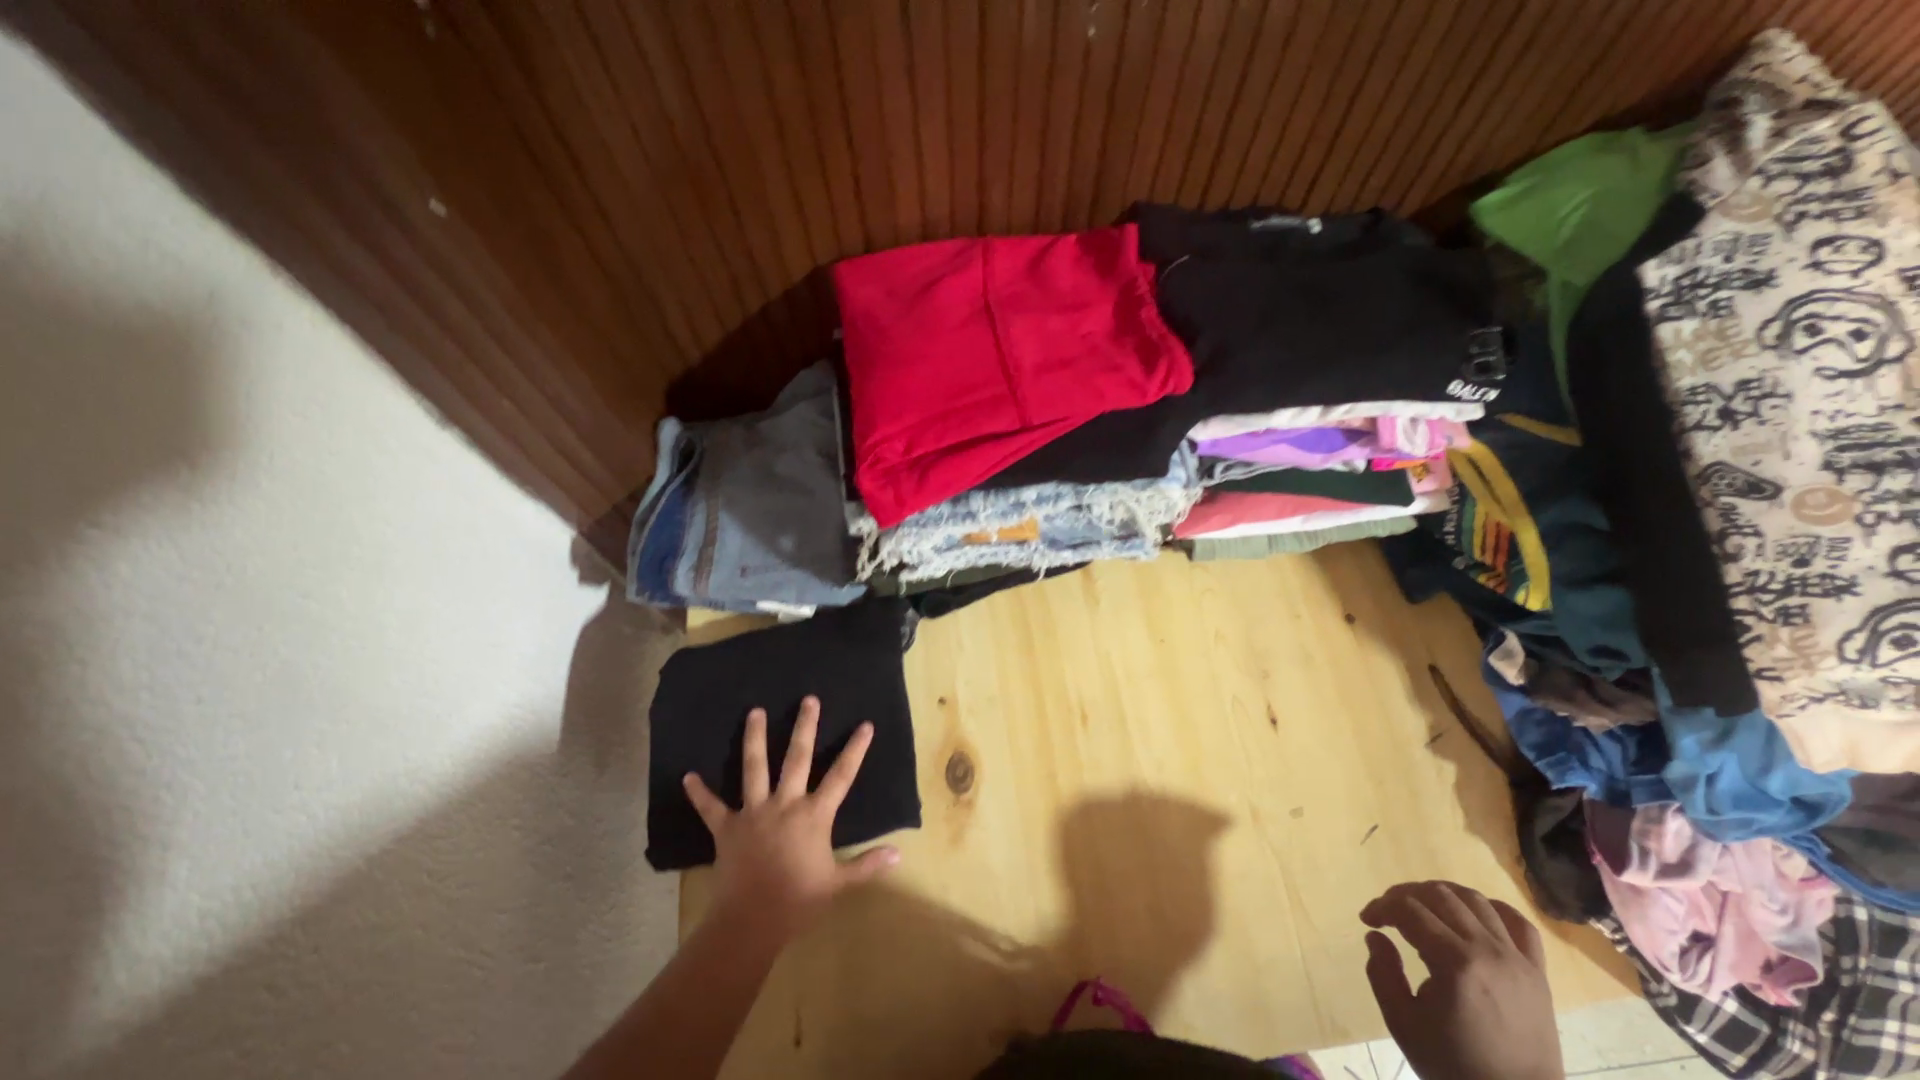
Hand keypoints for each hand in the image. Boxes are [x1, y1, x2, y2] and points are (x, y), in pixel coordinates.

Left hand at [683, 696, 899, 942]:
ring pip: (754, 767)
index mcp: (814, 815)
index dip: (855, 749)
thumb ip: (867, 865)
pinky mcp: (726, 827)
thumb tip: (899, 854)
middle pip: (797, 758)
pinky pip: (710, 806)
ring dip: (754, 738)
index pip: (841, 776)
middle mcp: (785, 804)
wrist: (753, 918)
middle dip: (805, 726)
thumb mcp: (839, 883)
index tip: (865, 724)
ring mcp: (753, 812)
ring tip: (755, 712)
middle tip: (808, 700)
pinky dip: (699, 792)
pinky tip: (687, 777)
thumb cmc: (799, 900)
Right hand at [1360, 881, 1564, 1079]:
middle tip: (1388, 913)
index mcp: (1454, 963)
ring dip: (1443, 895)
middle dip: (1406, 895)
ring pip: (1476, 901)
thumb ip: (1383, 973)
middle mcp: (1488, 950)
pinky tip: (1474, 916)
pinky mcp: (1538, 972)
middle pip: (1441, 896)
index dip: (1382, 907)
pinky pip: (1519, 924)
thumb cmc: (1454, 1067)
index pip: (1409, 910)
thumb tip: (1376, 936)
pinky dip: (1492, 909)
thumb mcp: (1403, 1024)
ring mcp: (1518, 959)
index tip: (1368, 921)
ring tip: (1424, 909)